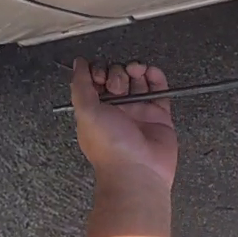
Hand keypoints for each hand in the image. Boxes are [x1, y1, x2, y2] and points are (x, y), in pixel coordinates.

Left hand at [69, 60, 177, 190]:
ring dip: (136, 69)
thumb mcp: (85, 112)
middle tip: (117, 86)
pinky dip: (156, 77)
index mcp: (96, 110)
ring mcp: (138, 112)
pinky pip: (159, 90)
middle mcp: (117, 110)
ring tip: (136, 70)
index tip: (100, 75)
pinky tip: (151, 71)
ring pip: (138, 80)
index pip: (96, 80)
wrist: (138, 172)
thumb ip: (80, 85)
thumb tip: (78, 64)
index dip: (98, 72)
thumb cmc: (110, 149)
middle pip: (117, 77)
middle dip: (117, 73)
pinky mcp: (159, 116)